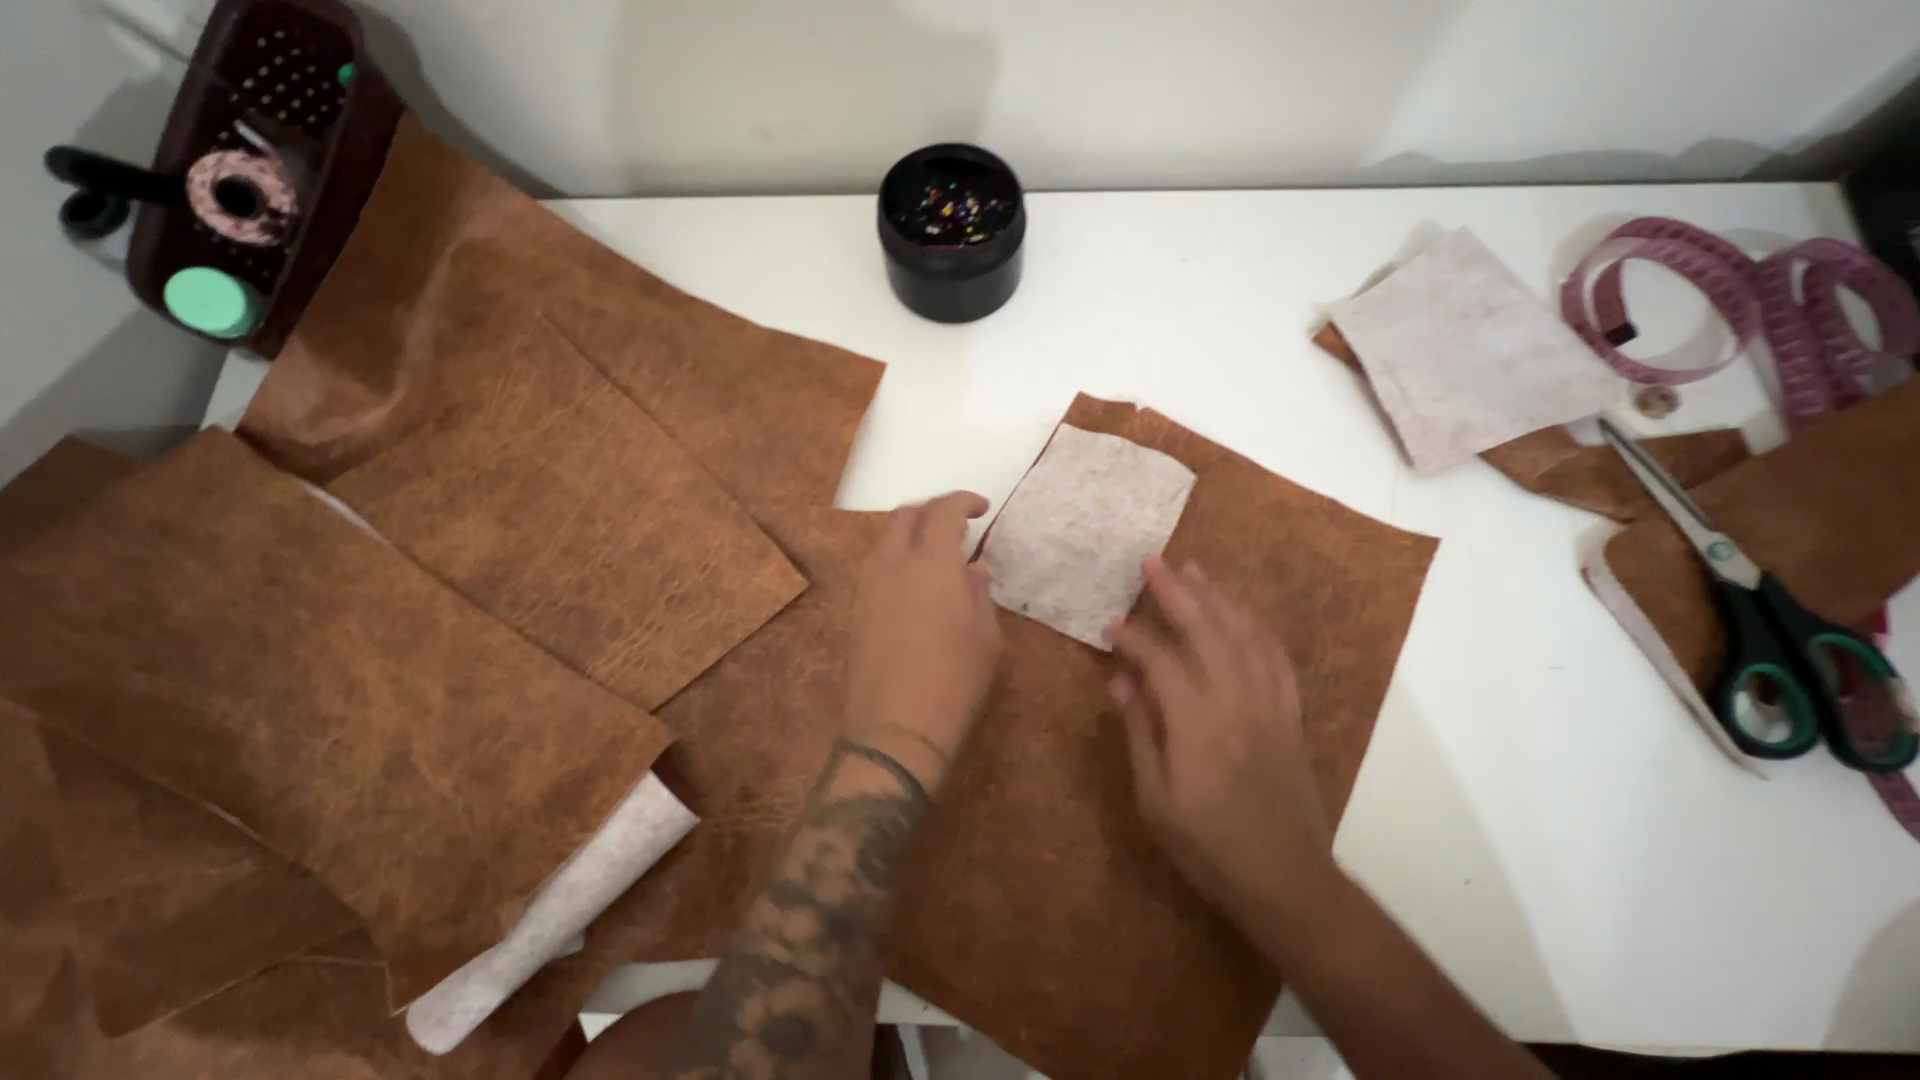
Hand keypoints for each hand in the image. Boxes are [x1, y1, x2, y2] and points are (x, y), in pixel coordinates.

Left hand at [846, 491, 1000, 792]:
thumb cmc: (954, 682)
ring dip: (911, 534)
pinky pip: (876, 567)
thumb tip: (973, 569)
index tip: (981, 508)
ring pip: (886, 540)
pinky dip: (897, 559)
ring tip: (936, 555)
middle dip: (933, 511)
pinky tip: (914, 585)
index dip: (963, 501)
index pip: (943, 510)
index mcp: (932, 562)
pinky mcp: (856, 610)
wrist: (895, 728)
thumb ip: (979, 594)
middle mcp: (893, 563)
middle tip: (957, 526)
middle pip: (906, 515)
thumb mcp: (985, 638)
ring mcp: (868, 586)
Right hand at [1106, 558, 1336, 926]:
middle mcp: (1237, 702)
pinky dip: (1257, 628)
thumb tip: (1121, 682)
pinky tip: (1243, 614)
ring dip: (1218, 599)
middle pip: (1206, 631)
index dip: (1133, 639)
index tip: (1109, 626)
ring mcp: (1270, 705)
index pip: (1160, 662)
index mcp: (1197, 725)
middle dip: (1177, 592)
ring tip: (1194, 570)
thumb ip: (1139, 734)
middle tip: (1152, 561)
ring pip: (1245, 635)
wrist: (1285, 878)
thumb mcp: (1155, 800)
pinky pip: (1277, 658)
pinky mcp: (1291, 715)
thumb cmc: (1208, 847)